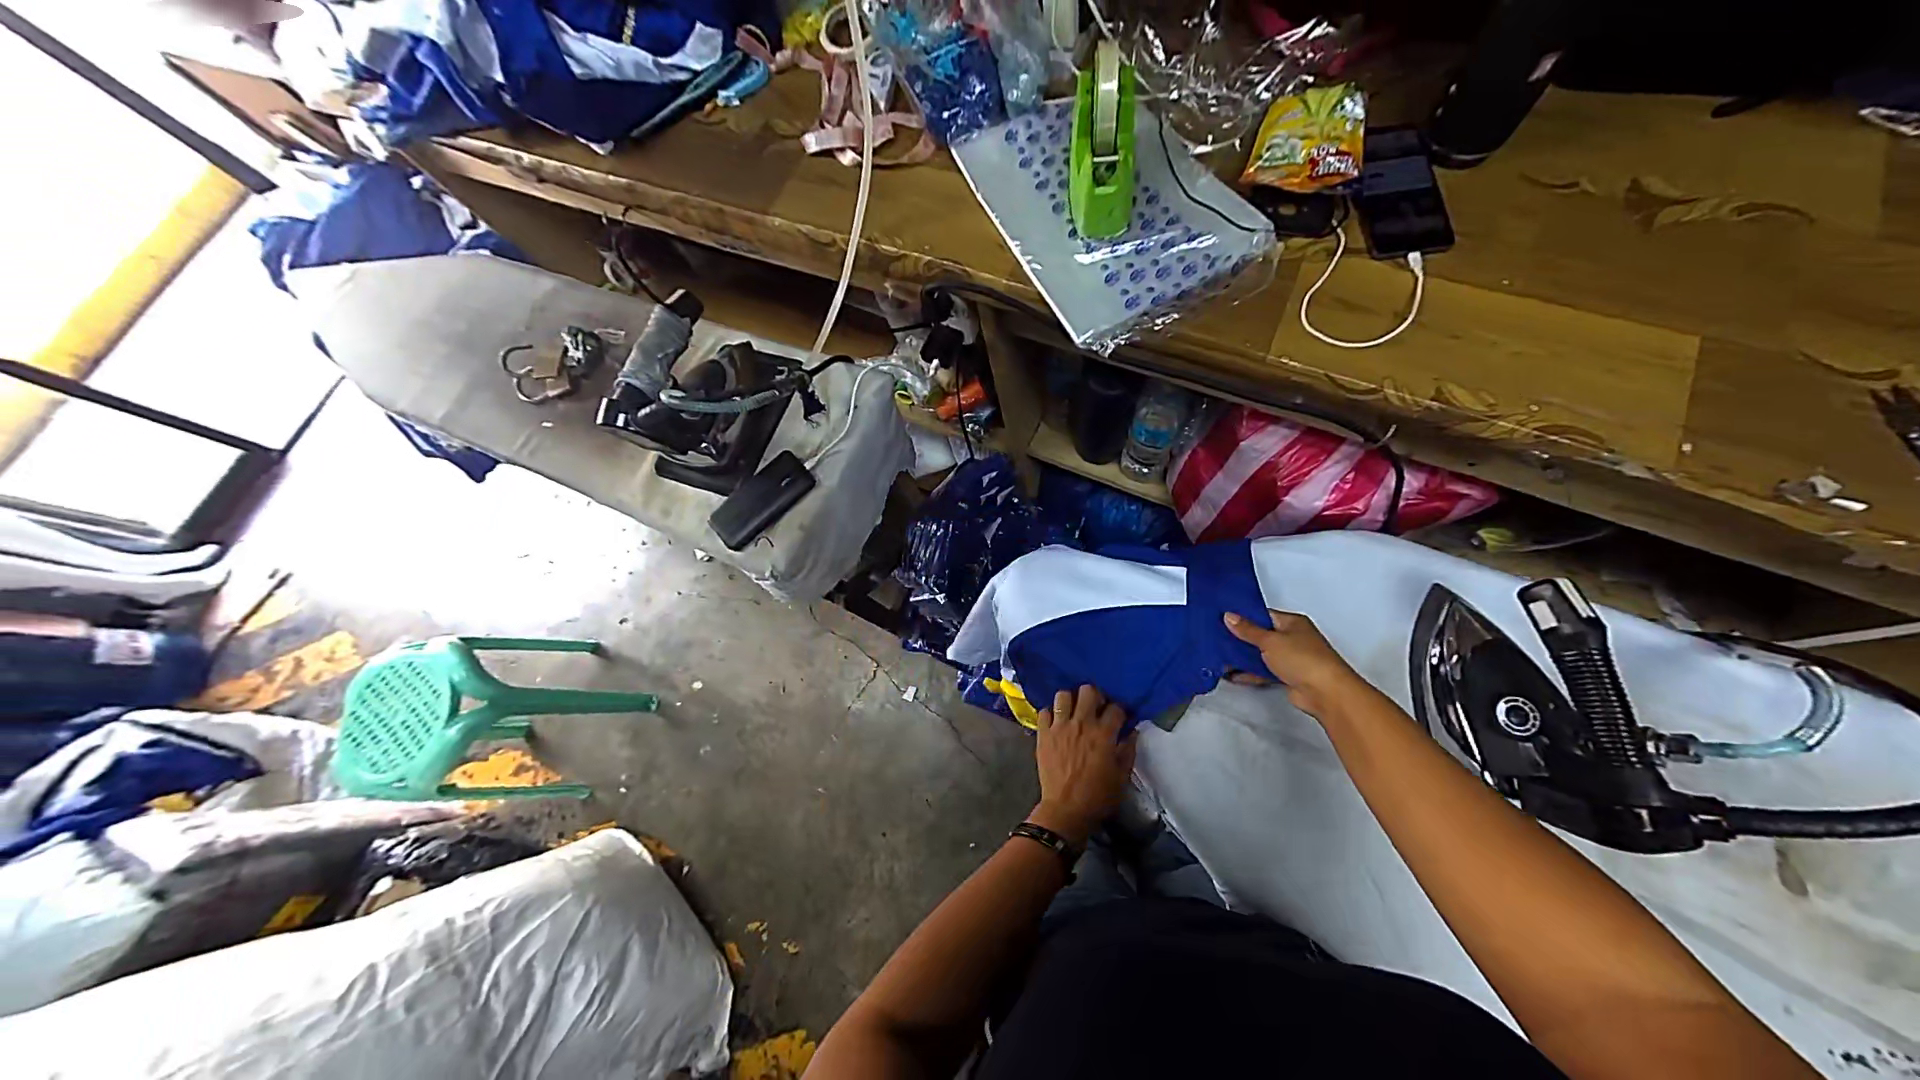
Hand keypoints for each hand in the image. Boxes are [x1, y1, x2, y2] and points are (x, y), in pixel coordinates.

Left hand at [1030, 685, 1136, 845]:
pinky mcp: (1043, 734)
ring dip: (1070, 701)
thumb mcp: (1121, 776)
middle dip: (1095, 696)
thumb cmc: (1097, 796)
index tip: (1119, 717)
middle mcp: (1082, 724)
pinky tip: (1056, 723)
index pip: (1115, 708)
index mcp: (1104, 734)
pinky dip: (1050, 714)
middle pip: (1088, 691)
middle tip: (1095, 708)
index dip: (1120, 710)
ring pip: (1063, 695)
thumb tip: (1132, 732)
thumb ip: (1128, 751)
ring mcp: (1060, 727)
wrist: (1066, 810)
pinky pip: (1044, 711)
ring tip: (1073, 712)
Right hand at [1223, 610, 1375, 718]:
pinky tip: (1234, 674)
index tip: (1224, 618)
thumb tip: (1230, 617)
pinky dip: (1250, 673)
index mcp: (1293, 622)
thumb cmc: (1306, 660)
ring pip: (1262, 654)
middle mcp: (1293, 638)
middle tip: (1218, 636)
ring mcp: (1291, 658)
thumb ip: (1248, 630)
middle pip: (1262, 635)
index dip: (1244, 616)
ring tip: (1221, 656)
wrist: (1325, 693)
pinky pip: (1264, 671)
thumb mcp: (1270, 640)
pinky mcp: (1288, 677)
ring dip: (1244, 657)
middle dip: (1242, 638)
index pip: (1264, 615)